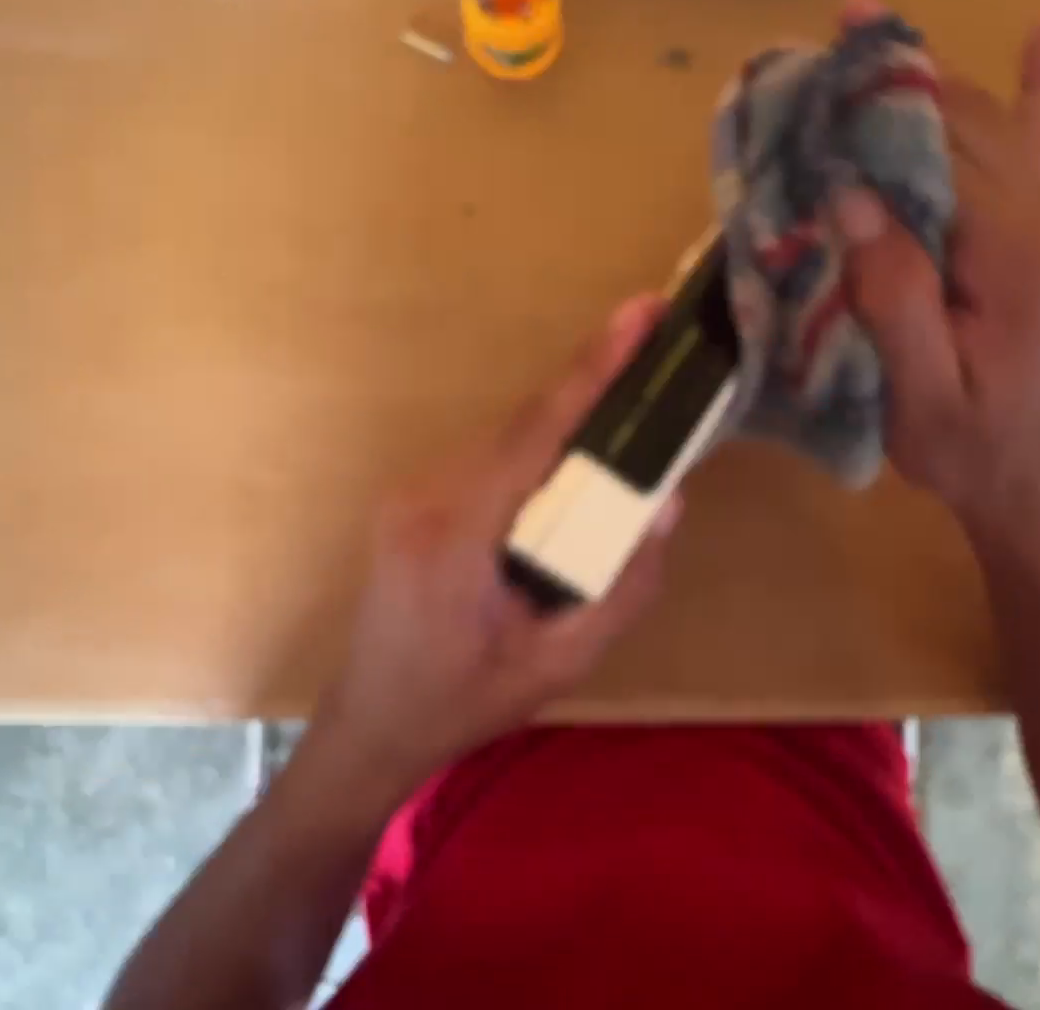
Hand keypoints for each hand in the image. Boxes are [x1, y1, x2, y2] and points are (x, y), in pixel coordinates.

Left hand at [318, 296, 679, 791]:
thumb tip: (664, 504)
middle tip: (653, 349)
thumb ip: (622, 587)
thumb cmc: (466, 703)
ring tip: (627, 405)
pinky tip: (575, 462)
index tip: (637, 315)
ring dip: (566, 420)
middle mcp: (426, 496)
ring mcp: (410, 493)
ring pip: (505, 436)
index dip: (592, 371)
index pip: (535, 433)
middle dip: (590, 385)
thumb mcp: (560, 664)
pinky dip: (538, 449)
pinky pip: (489, 458)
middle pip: (522, 424)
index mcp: (457, 534)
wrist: (375, 723)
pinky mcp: (413, 499)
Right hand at [834, 0, 1039, 535]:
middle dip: (897, 82)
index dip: (878, 112)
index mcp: (1019, 253)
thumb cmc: (968, 446)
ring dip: (930, 81)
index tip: (819, 76)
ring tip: (875, 27)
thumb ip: (895, 295)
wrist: (1035, 479)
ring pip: (989, 128)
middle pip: (965, 125)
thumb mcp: (918, 390)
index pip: (940, 153)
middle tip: (834, 35)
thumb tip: (853, 198)